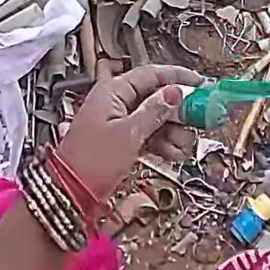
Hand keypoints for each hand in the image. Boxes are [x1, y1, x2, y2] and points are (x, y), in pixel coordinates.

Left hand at [56, 65, 202, 197]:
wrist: (69, 196)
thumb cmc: (93, 161)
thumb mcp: (129, 134)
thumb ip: (155, 111)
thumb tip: (176, 91)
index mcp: (113, 91)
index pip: (151, 74)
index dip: (178, 77)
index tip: (201, 84)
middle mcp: (116, 102)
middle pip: (155, 97)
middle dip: (178, 111)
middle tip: (197, 121)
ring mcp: (118, 122)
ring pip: (154, 118)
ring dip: (172, 131)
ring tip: (183, 146)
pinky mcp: (120, 140)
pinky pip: (147, 134)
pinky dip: (161, 142)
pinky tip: (174, 153)